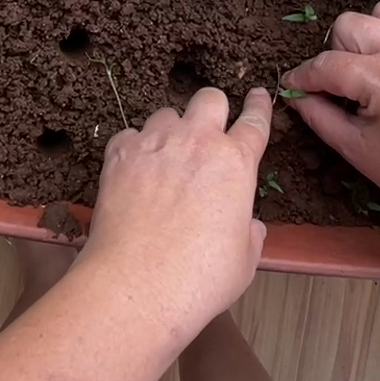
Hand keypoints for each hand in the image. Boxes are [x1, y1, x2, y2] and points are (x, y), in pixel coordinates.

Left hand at [77, 87, 272, 338]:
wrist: (137, 285)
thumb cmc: (198, 279)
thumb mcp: (244, 261)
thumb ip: (249, 234)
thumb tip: (249, 226)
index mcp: (235, 163)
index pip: (254, 122)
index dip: (258, 106)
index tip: (258, 95)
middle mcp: (197, 142)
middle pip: (209, 98)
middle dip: (212, 108)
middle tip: (207, 129)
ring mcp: (156, 143)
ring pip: (166, 113)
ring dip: (170, 130)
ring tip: (165, 158)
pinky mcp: (121, 154)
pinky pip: (129, 135)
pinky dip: (133, 148)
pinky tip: (133, 171)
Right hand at [282, 0, 379, 232]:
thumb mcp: (355, 149)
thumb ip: (318, 115)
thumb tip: (296, 94)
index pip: (326, 65)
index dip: (303, 78)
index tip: (293, 87)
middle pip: (348, 25)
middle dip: (335, 55)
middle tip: (342, 87)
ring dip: (369, 35)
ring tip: (373, 67)